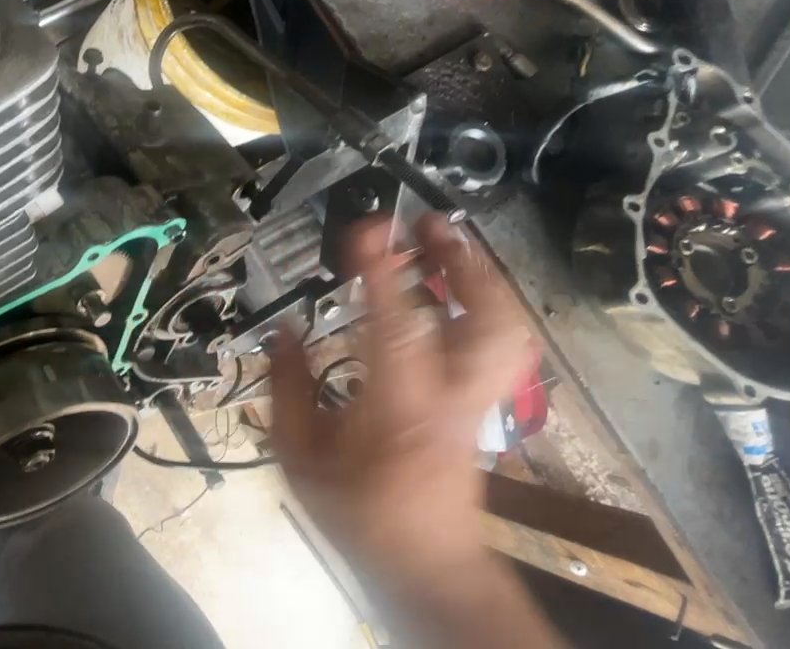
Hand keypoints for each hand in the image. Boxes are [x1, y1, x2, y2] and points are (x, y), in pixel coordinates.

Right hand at [267, 212, 532, 586]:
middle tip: (432, 223)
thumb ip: (287, 388)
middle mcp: (451, 400)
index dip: (384, 273)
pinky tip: (460, 286)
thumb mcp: (299, 455)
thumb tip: (282, 329)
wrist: (427, 565)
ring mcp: (479, 403)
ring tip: (450, 241)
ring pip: (507, 332)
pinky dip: (487, 305)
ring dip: (484, 279)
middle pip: (489, 325)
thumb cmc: (356, 512)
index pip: (397, 329)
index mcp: (398, 410)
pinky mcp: (486, 406)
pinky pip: (500, 346)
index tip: (369, 229)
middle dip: (467, 265)